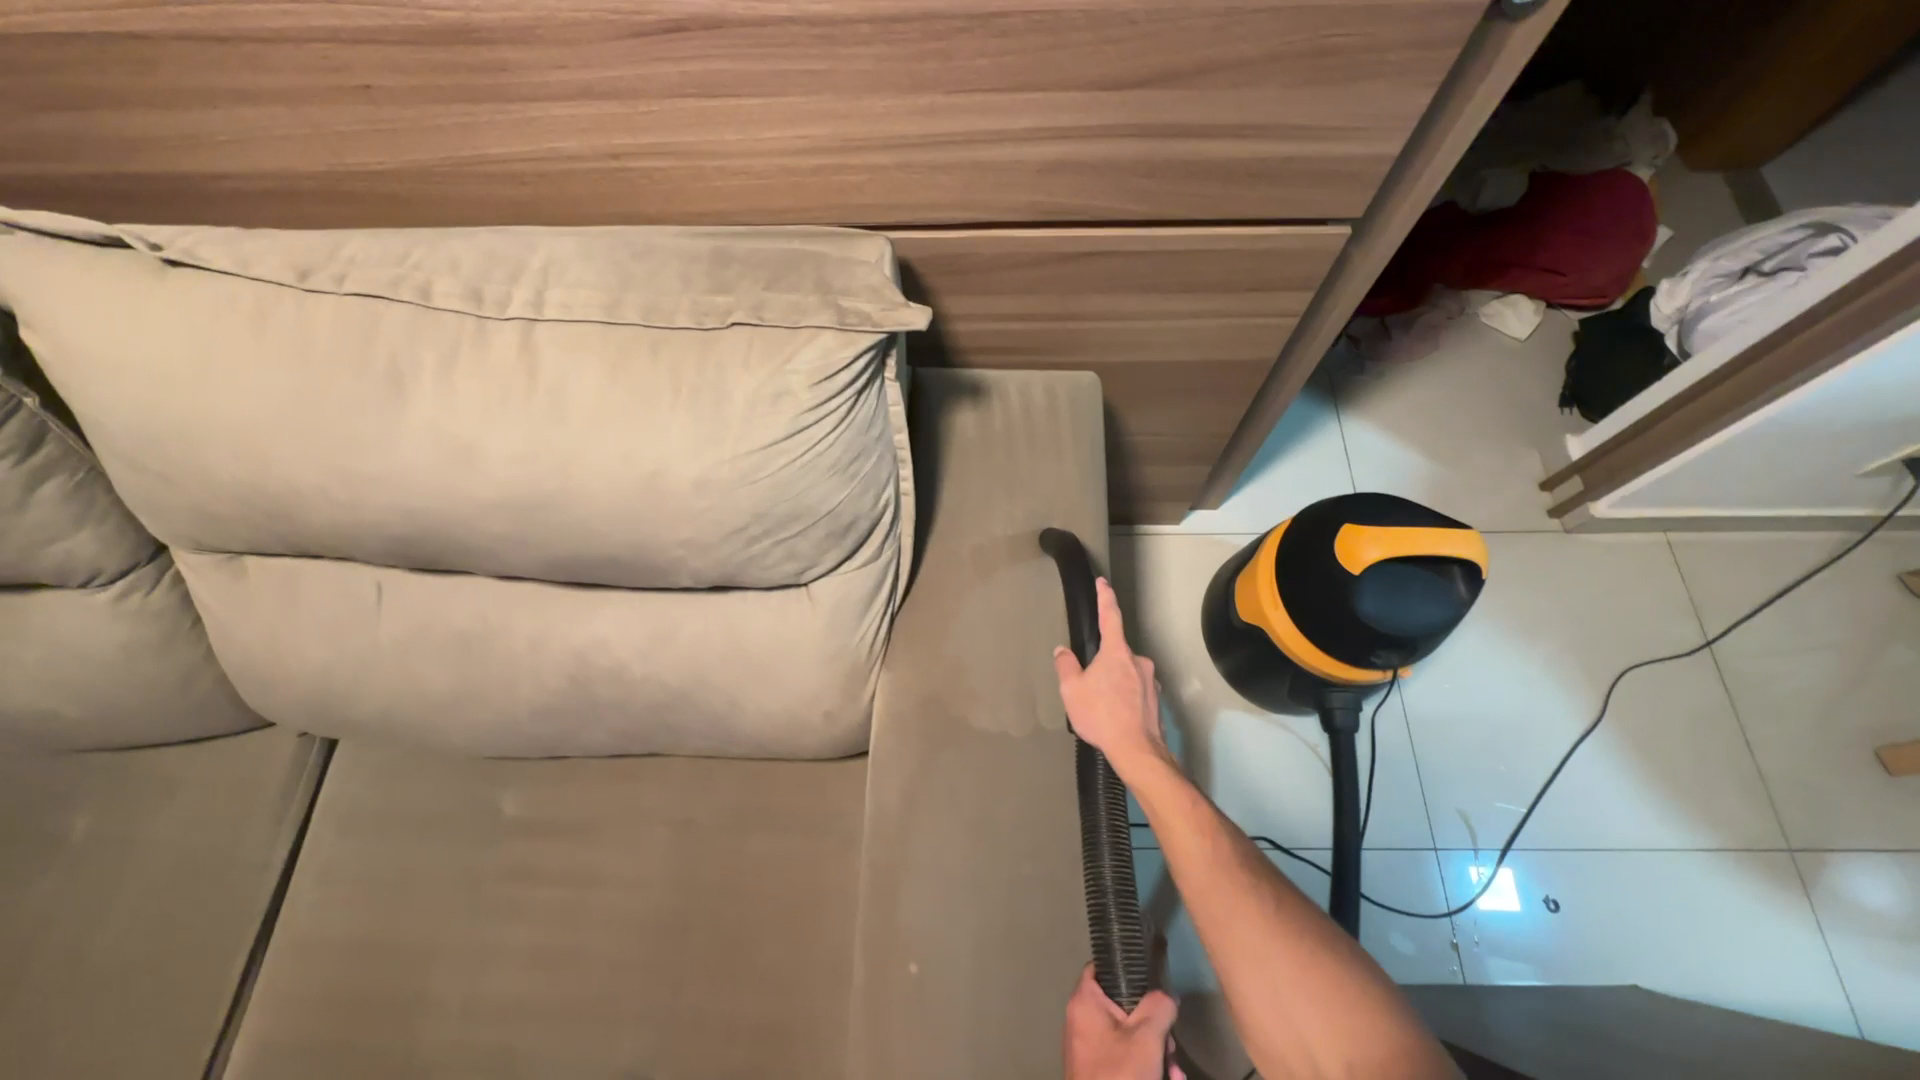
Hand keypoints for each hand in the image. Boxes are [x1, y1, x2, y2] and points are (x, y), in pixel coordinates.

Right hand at [1053, 578, 1171, 778]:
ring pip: (1127, 674)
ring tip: (1102, 709)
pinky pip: (1135, 691)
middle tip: (1089, 688)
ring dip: (1114, 684)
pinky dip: (1124, 698)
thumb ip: (1066, 667)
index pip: (1110, 616)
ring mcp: (1150, 680)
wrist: (1137, 749)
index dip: (1105, 597)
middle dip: (1102, 664)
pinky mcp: (1156, 700)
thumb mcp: (1072, 691)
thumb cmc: (1101, 715)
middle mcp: (1138, 660)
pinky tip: (1116, 716)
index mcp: (1117, 652)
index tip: (1103, 582)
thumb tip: (1062, 651)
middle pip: (1116, 653)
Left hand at [1064, 964, 1183, 1079]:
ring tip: (1172, 1072)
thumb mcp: (1146, 1037)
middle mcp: (1083, 1021)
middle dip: (1154, 1026)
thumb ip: (1159, 1007)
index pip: (1101, 967)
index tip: (1151, 977)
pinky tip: (1167, 1079)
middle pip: (1124, 1007)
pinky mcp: (1101, 1071)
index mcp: (1085, 1003)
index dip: (1126, 967)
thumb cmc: (1117, 1074)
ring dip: (1156, 1053)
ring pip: (1131, 1037)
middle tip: (1168, 1044)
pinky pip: (1127, 1060)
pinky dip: (1147, 1069)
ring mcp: (1091, 1048)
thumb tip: (1166, 996)